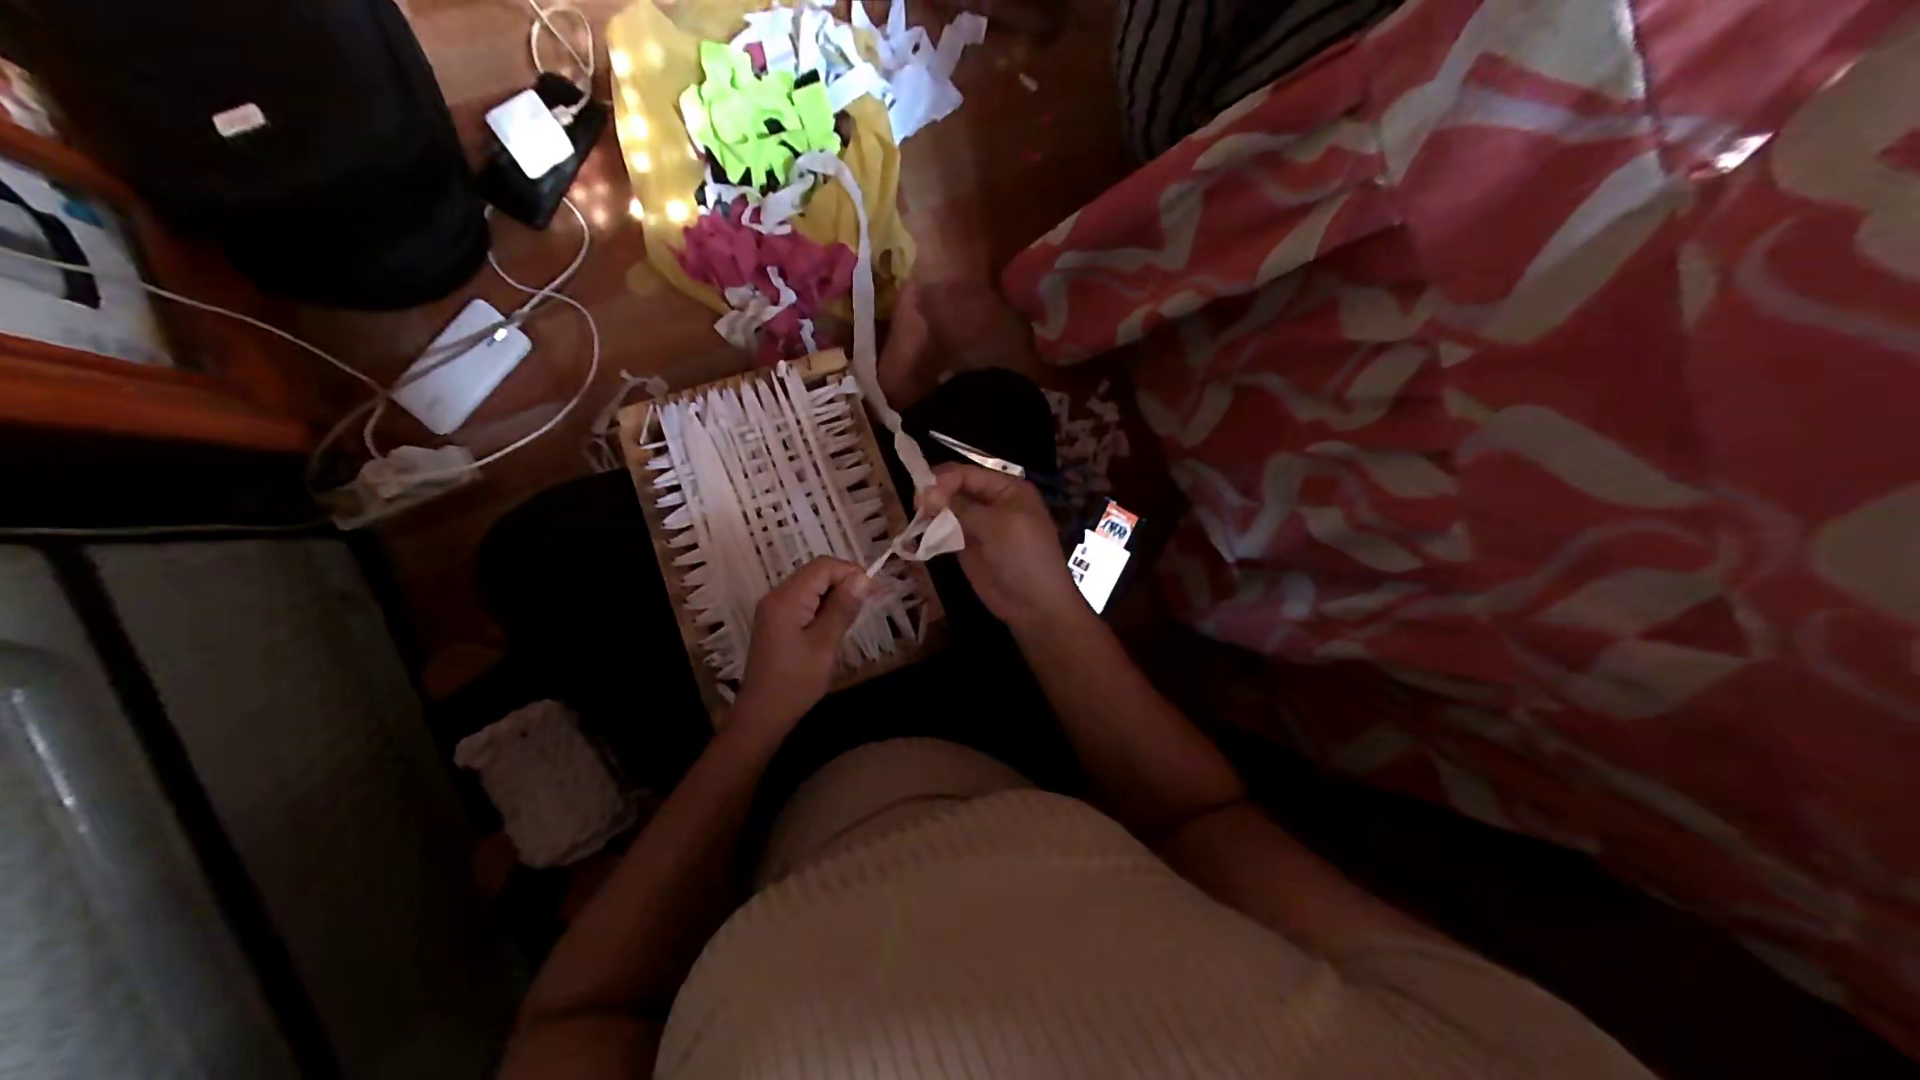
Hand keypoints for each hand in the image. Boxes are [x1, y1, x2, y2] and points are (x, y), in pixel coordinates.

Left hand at [735, 557, 867, 730]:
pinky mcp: (775, 623)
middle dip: (844, 581)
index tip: (874, 590)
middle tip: (869, 601)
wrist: (762, 714)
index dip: (850, 571)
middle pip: (814, 573)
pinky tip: (835, 623)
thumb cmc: (796, 681)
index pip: (822, 567)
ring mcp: (773, 610)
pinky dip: (822, 605)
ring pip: (809, 587)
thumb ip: (842, 608)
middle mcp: (776, 597)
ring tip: (856, 613)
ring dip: (834, 594)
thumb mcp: (825, 644)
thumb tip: (862, 578)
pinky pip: (802, 602)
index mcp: (786, 598)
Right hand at [919, 463, 1085, 635]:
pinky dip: (931, 531)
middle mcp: (991, 502)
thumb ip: (962, 507)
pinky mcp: (966, 546)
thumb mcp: (998, 525)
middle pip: (955, 488)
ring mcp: (978, 525)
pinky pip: (945, 532)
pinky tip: (919, 534)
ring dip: (931, 512)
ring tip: (918, 520)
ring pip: (947, 509)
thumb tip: (926, 493)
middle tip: (918, 507)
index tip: (925, 495)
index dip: (944, 480)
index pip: (968, 473)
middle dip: (935, 494)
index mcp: (1007, 489)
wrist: (1034, 604)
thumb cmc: (1024, 557)